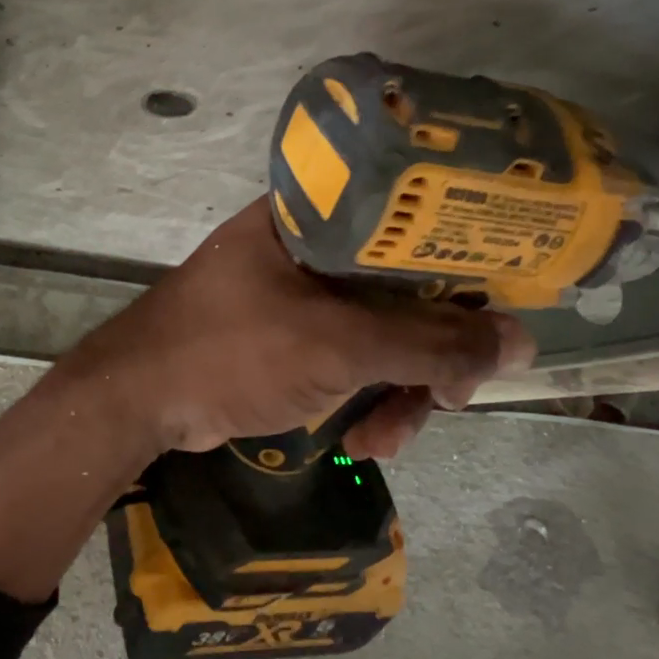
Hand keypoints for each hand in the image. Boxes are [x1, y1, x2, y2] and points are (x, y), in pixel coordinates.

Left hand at [54, 197, 535, 459]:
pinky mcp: (288, 336)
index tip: (493, 316)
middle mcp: (309, 247)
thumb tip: (520, 341)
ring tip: (387, 438)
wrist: (138, 399)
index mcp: (314, 218)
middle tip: (451, 400)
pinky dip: (364, 397)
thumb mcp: (338, 345)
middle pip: (401, 289)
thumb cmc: (232, 349)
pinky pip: (349, 358)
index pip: (410, 224)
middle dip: (428, 355)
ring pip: (379, 333)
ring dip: (397, 390)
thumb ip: (430, 345)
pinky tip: (361, 440)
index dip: (461, 267)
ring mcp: (296, 294)